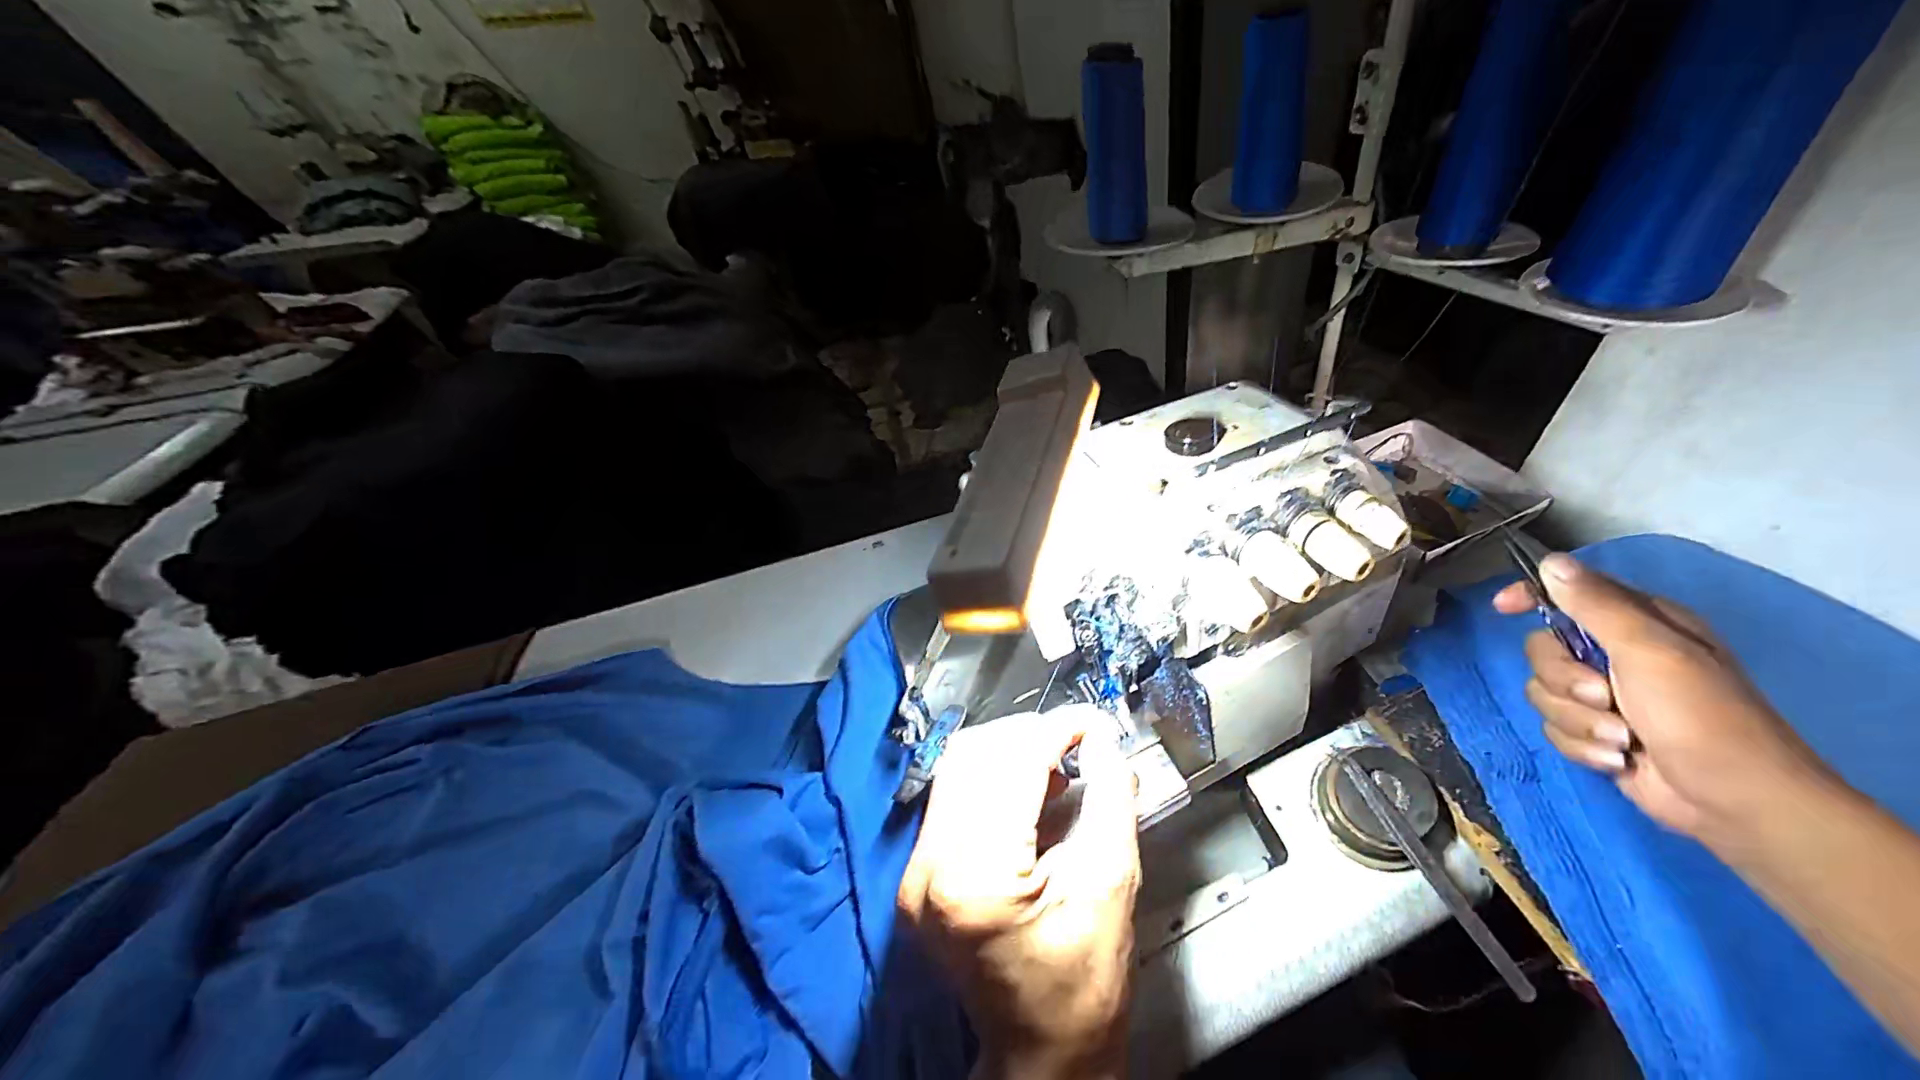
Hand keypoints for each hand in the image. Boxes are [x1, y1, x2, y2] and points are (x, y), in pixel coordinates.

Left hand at [897, 704, 1140, 1079]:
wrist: (1041, 1049)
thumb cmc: (1082, 987)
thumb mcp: (1110, 884)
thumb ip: (1110, 799)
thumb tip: (1105, 741)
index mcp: (977, 878)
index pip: (1014, 765)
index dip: (1059, 730)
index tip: (1093, 723)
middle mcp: (930, 867)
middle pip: (975, 754)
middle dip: (1031, 734)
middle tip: (1078, 741)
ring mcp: (916, 871)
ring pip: (958, 766)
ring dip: (1009, 750)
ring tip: (1057, 764)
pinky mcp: (919, 872)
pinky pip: (952, 794)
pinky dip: (992, 776)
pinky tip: (1029, 787)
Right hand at [1493, 553, 1831, 843]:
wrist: (1735, 801)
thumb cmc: (1702, 717)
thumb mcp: (1650, 651)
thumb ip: (1596, 605)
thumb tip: (1551, 561)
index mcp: (1639, 625)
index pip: (1569, 593)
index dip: (1531, 595)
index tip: (1504, 608)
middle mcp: (1617, 655)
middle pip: (1543, 650)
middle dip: (1563, 679)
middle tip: (1602, 696)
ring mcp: (1605, 696)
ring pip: (1543, 692)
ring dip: (1577, 719)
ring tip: (1621, 739)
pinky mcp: (1594, 732)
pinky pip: (1554, 726)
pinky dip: (1581, 744)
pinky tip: (1617, 759)